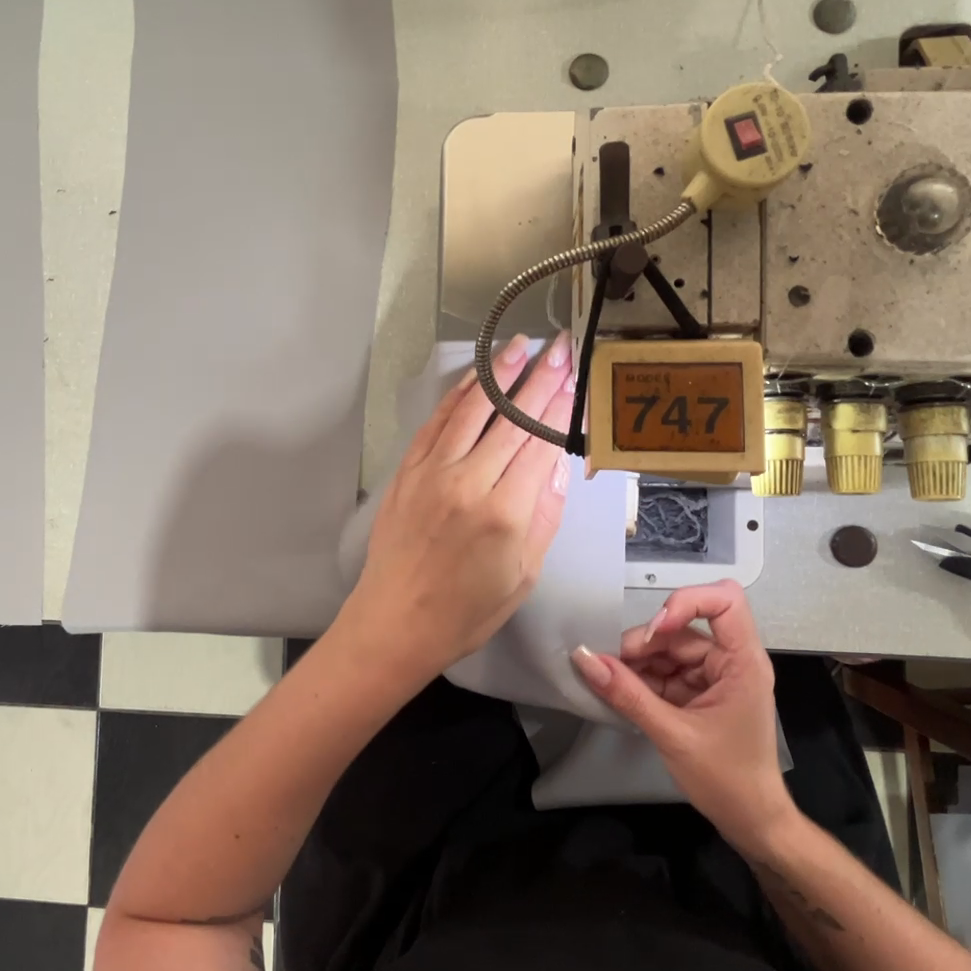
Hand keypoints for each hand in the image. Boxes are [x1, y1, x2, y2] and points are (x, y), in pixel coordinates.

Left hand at [340, 333, 576, 677]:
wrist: (395, 623)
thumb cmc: (466, 612)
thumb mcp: (523, 575)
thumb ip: (544, 515)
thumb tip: (556, 462)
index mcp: (505, 513)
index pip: (541, 442)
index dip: (560, 405)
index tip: (575, 375)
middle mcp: (468, 483)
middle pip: (511, 418)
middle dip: (538, 377)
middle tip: (558, 346)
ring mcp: (432, 473)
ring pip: (471, 410)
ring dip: (497, 374)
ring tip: (519, 346)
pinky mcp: (407, 473)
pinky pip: (436, 424)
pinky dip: (457, 397)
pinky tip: (474, 379)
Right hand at [570, 581, 798, 852]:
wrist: (751, 822)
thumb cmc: (726, 778)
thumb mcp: (672, 735)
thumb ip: (628, 695)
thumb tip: (583, 658)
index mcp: (743, 662)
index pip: (724, 601)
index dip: (685, 602)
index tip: (653, 631)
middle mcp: (732, 660)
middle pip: (683, 627)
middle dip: (645, 643)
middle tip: (611, 668)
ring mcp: (716, 676)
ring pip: (669, 649)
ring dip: (639, 663)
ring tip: (612, 684)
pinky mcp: (701, 691)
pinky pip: (667, 671)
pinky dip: (643, 679)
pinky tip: (622, 693)